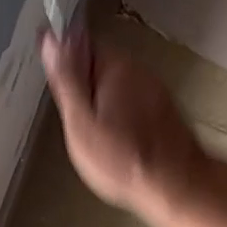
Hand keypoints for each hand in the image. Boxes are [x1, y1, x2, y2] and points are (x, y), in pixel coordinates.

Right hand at [40, 23, 207, 214]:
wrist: (176, 186)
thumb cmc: (124, 158)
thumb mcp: (80, 120)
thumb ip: (66, 77)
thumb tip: (51, 39)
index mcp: (117, 65)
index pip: (82, 43)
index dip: (66, 66)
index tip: (61, 91)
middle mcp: (140, 70)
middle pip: (100, 66)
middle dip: (85, 88)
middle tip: (77, 122)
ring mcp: (155, 90)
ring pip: (117, 86)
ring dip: (104, 104)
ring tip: (97, 138)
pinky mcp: (164, 110)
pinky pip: (133, 104)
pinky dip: (122, 118)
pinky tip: (119, 144)